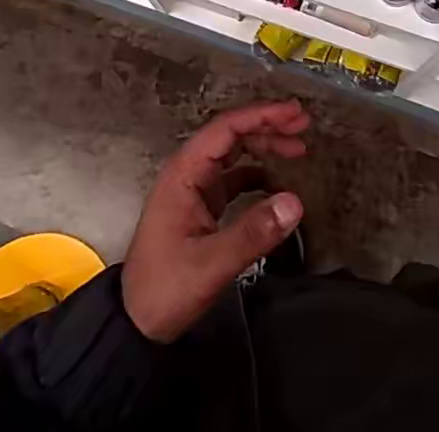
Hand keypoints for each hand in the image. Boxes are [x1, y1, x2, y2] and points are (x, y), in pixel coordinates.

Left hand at [121, 100, 309, 342]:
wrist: (134, 325)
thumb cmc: (165, 289)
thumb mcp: (211, 263)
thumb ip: (253, 233)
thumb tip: (295, 202)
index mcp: (184, 173)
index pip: (226, 128)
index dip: (261, 115)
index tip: (293, 113)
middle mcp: (189, 173)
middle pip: (232, 135)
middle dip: (268, 125)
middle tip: (303, 124)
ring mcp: (195, 189)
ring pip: (234, 153)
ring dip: (264, 146)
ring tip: (298, 148)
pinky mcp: (202, 207)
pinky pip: (234, 177)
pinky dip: (258, 173)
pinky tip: (278, 183)